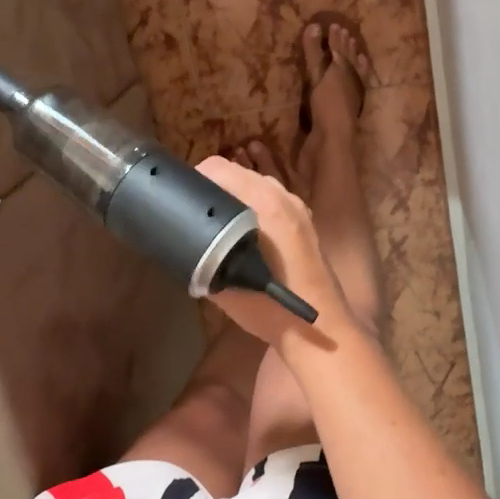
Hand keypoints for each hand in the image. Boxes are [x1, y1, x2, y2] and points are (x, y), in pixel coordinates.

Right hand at [195, 156, 358, 348]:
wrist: (319, 330)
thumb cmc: (269, 308)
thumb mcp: (222, 283)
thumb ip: (202, 253)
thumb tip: (186, 240)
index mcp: (265, 204)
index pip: (219, 168)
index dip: (195, 178)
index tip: (180, 199)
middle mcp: (284, 197)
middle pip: (240, 173)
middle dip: (215, 186)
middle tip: (195, 211)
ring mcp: (299, 208)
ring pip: (259, 185)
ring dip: (236, 195)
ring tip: (217, 221)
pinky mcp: (306, 222)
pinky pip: (274, 201)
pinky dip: (256, 206)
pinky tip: (244, 232)